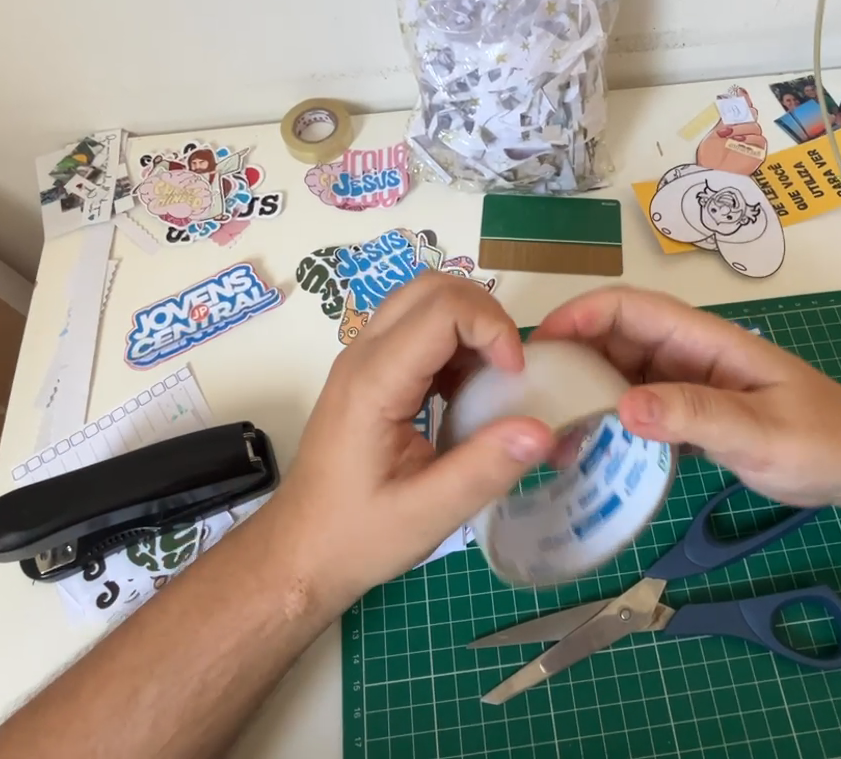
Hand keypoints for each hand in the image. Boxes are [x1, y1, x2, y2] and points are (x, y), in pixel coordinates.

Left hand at [260, 273, 553, 608]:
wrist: (297, 551)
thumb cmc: (355, 537)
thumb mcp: (426, 516)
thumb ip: (484, 470)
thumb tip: (543, 429)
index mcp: (374, 383)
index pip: (442, 309)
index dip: (490, 327)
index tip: (515, 375)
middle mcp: (363, 355)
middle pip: (431, 288)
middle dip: (483, 313)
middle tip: (509, 366)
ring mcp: (362, 359)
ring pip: (422, 300)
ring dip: (468, 325)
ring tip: (492, 378)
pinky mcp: (368, 372)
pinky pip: (416, 328)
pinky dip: (452, 342)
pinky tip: (465, 391)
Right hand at [531, 286, 840, 508]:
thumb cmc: (819, 438)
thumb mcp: (762, 431)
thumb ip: (696, 416)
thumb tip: (623, 406)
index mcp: (702, 339)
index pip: (631, 308)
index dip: (581, 315)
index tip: (540, 345)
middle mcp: (684, 352)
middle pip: (613, 336)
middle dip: (568, 354)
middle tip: (529, 394)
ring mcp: (682, 381)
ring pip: (616, 370)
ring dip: (580, 389)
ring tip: (547, 425)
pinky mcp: (683, 410)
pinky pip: (631, 403)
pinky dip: (602, 416)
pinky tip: (582, 443)